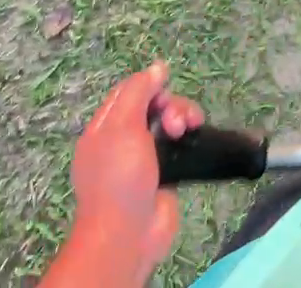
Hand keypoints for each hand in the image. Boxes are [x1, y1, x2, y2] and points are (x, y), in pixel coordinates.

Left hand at [68, 62, 203, 272]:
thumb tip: (158, 66)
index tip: (166, 85)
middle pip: (151, 106)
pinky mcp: (165, 173)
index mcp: (104, 128)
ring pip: (168, 124)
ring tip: (189, 129)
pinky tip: (196, 137)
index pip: (127, 92)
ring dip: (181, 117)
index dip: (148, 85)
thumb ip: (138, 92)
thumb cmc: (119, 176)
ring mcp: (144, 158)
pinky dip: (188, 138)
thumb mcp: (122, 126)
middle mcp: (123, 140)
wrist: (128, 234)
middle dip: (169, 105)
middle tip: (176, 122)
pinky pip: (179, 145)